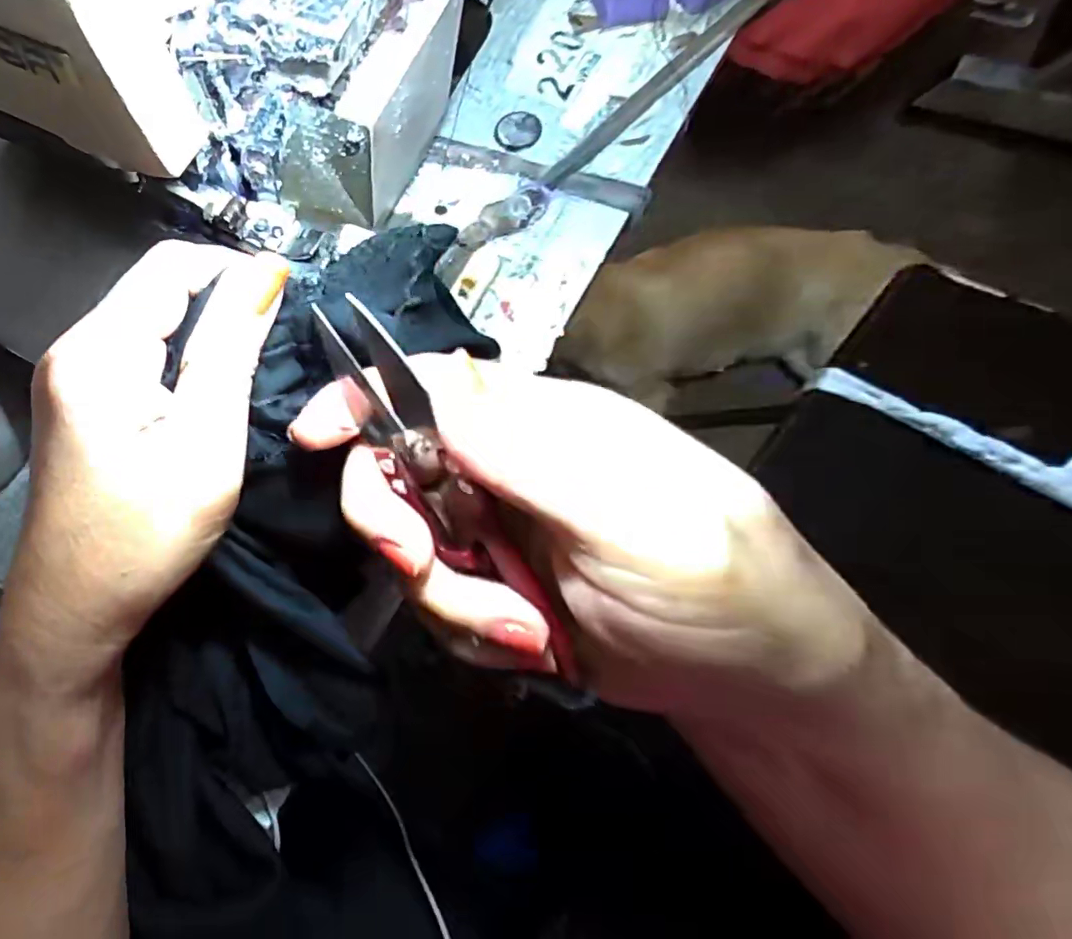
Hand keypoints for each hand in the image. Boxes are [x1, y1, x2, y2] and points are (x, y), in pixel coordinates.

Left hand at [0, 242, 289, 690]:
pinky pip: (129, 352)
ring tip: (239, 366)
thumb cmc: (141, 539)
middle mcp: (70, 348)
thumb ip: (231, 351)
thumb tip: (263, 274)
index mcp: (98, 351)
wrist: (71, 606)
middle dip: (215, 300)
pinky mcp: (72, 399)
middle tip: (268, 340)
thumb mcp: (205, 443)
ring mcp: (65, 374)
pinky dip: (171, 357)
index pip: (171, 265)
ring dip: (196, 330)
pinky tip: (196, 388)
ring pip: (144, 319)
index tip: (283, 293)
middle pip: (153, 288)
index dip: (233, 266)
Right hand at [290, 355, 880, 726]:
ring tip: (521, 631)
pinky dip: (463, 628)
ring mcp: (484, 525)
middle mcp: (495, 463)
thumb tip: (429, 393)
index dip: (359, 399)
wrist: (759, 688)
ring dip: (446, 596)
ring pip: (405, 543)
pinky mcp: (481, 581)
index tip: (312, 436)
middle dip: (390, 521)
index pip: (425, 384)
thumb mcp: (633, 515)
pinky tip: (526, 644)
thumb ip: (526, 455)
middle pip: (391, 468)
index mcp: (533, 420)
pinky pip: (430, 597)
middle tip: (415, 565)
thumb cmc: (724, 584)